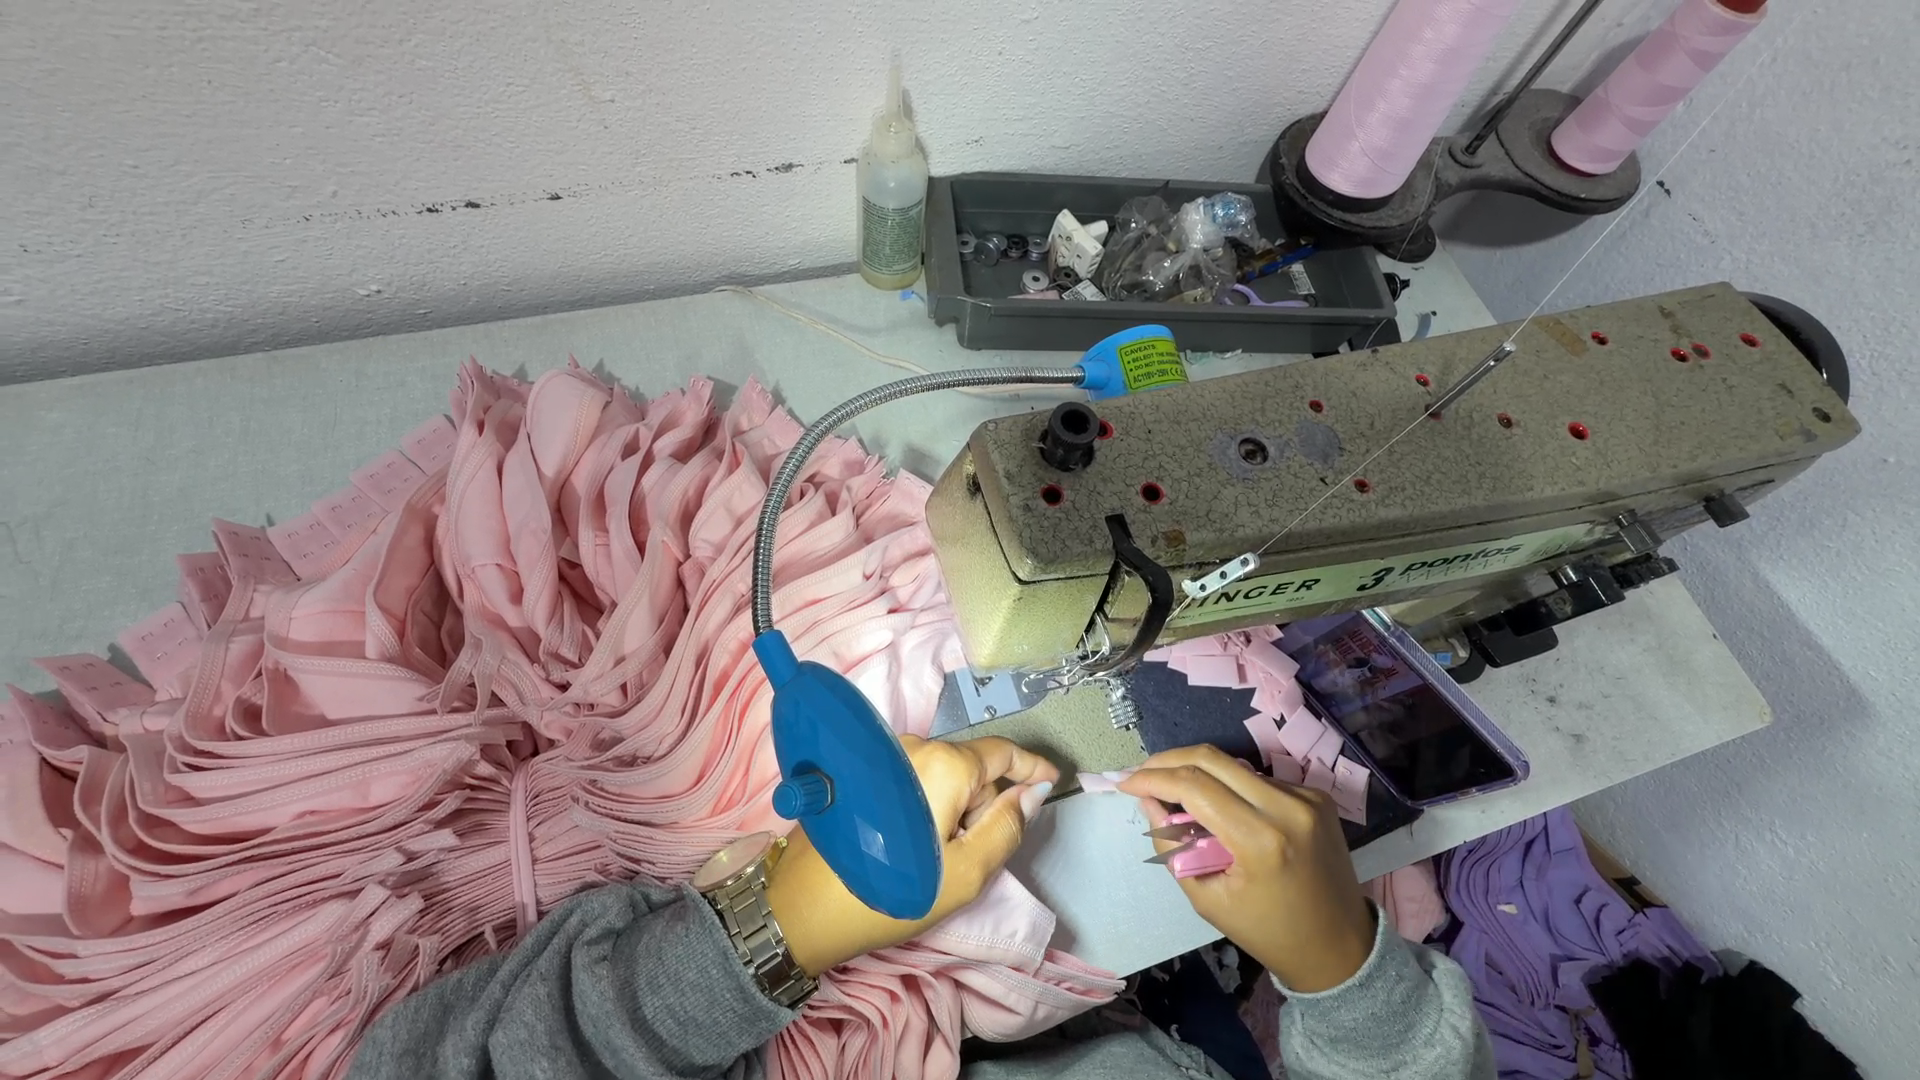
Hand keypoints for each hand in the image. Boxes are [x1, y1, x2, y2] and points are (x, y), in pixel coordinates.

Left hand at [765, 735, 1057, 975]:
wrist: (804, 906)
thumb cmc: (892, 893)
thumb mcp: (964, 874)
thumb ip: (1006, 827)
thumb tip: (1033, 792)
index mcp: (944, 765)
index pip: (1002, 753)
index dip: (1032, 766)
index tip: (1054, 778)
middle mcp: (915, 747)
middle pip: (973, 768)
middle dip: (983, 804)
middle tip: (966, 857)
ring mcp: (887, 756)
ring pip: (944, 775)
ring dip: (955, 807)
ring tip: (933, 857)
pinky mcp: (867, 770)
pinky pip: (917, 777)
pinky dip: (930, 803)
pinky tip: (912, 843)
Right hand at [1120, 745, 1375, 991]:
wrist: (1341, 949)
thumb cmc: (1268, 932)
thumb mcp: (1207, 898)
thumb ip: (1171, 846)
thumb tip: (1148, 800)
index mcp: (1261, 839)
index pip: (1193, 786)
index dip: (1153, 779)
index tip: (1125, 784)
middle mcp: (1287, 807)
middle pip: (1211, 759)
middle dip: (1167, 761)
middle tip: (1141, 774)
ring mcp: (1306, 797)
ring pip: (1233, 766)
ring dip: (1197, 773)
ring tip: (1172, 792)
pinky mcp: (1315, 796)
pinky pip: (1257, 779)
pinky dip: (1229, 787)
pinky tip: (1221, 810)